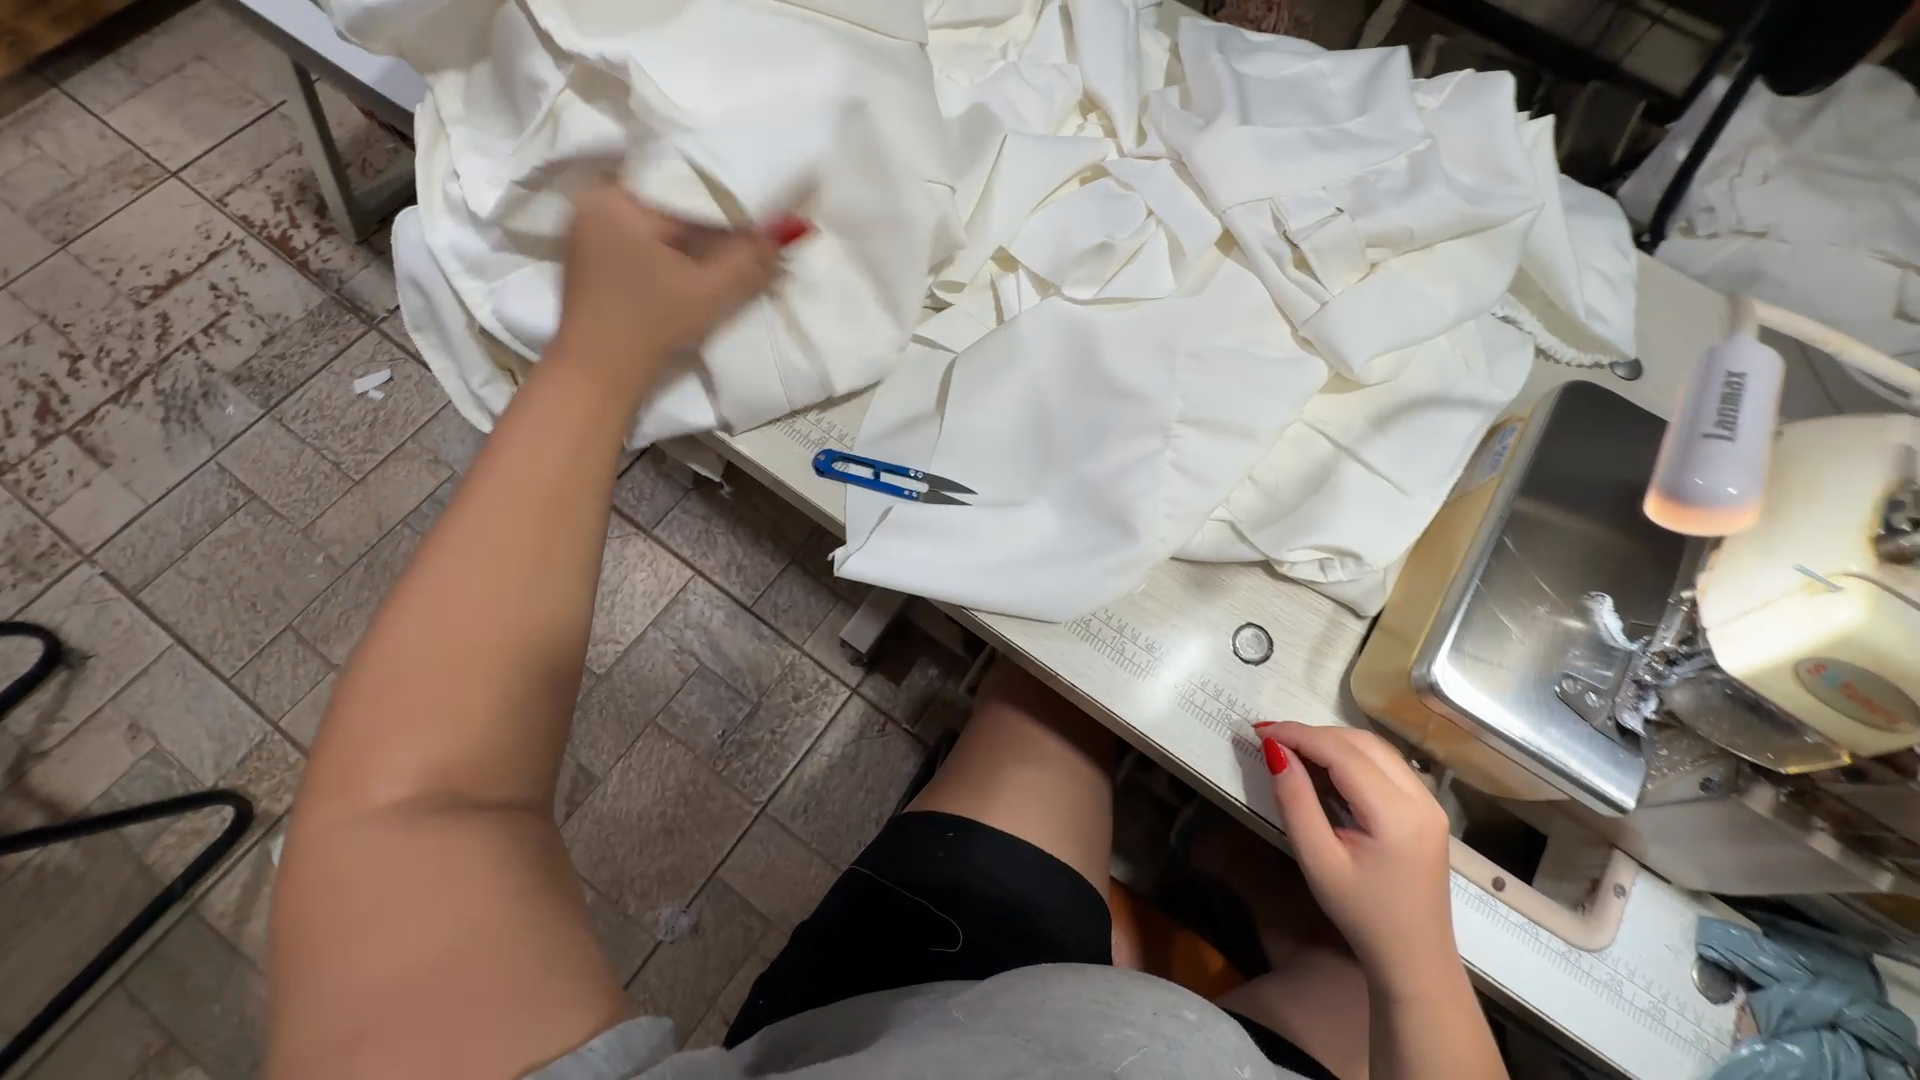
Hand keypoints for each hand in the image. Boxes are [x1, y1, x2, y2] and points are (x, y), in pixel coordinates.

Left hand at [549, 181, 798, 395]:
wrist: (597, 374)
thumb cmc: (652, 327)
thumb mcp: (709, 291)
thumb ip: (751, 255)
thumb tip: (794, 224)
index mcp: (616, 199)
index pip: (683, 184)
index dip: (725, 197)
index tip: (758, 209)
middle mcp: (592, 202)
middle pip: (664, 197)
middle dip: (704, 212)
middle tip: (746, 223)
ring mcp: (582, 228)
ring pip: (649, 215)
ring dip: (684, 228)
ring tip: (723, 239)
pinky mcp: (584, 254)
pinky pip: (632, 232)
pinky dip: (661, 241)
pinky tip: (686, 257)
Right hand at [1258, 721, 1457, 989]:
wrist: (1414, 957)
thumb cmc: (1360, 914)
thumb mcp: (1317, 860)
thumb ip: (1295, 801)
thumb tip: (1274, 751)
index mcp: (1396, 815)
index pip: (1342, 754)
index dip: (1299, 734)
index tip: (1260, 731)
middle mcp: (1421, 799)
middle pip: (1362, 743)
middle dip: (1314, 734)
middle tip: (1271, 740)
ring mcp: (1430, 802)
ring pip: (1376, 749)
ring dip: (1333, 741)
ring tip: (1292, 749)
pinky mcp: (1427, 809)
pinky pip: (1387, 765)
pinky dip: (1351, 755)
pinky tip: (1325, 767)